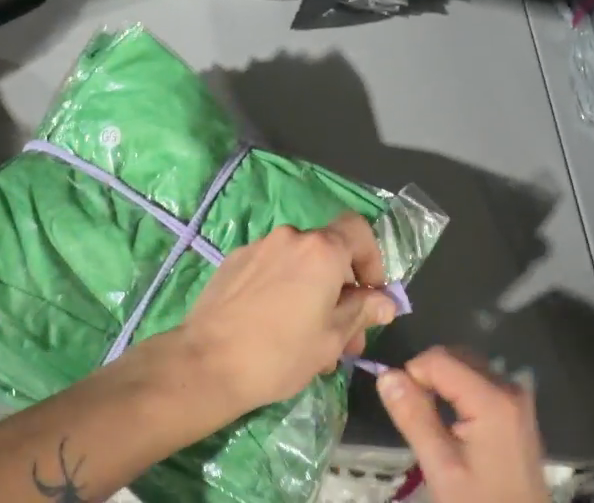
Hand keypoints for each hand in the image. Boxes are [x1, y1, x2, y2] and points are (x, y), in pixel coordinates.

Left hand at [174, 213, 400, 416]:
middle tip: (345, 336)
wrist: (207, 362)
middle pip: (329, 252)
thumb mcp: (332, 338)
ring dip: (313, 293)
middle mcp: (291, 237)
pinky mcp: (235, 260)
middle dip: (343, 289)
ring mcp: (259, 246)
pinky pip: (273, 269)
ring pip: (300, 264)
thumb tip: (385, 301)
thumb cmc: (280, 353)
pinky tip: (276, 325)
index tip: (371, 295)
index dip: (372, 260)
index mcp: (321, 250)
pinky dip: (285, 288)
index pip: (358, 231)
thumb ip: (362, 312)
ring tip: (310, 339)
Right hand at [379, 348, 550, 502]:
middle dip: (427, 377)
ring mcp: (516, 396)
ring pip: (465, 365)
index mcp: (492, 399)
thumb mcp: (441, 468)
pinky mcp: (517, 408)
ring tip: (431, 420)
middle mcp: (508, 386)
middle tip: (415, 417)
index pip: (438, 359)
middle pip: (453, 357)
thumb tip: (385, 375)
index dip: (412, 375)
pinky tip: (451, 421)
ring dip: (441, 382)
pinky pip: (479, 380)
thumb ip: (414, 417)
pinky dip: (458, 390)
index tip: (403, 409)